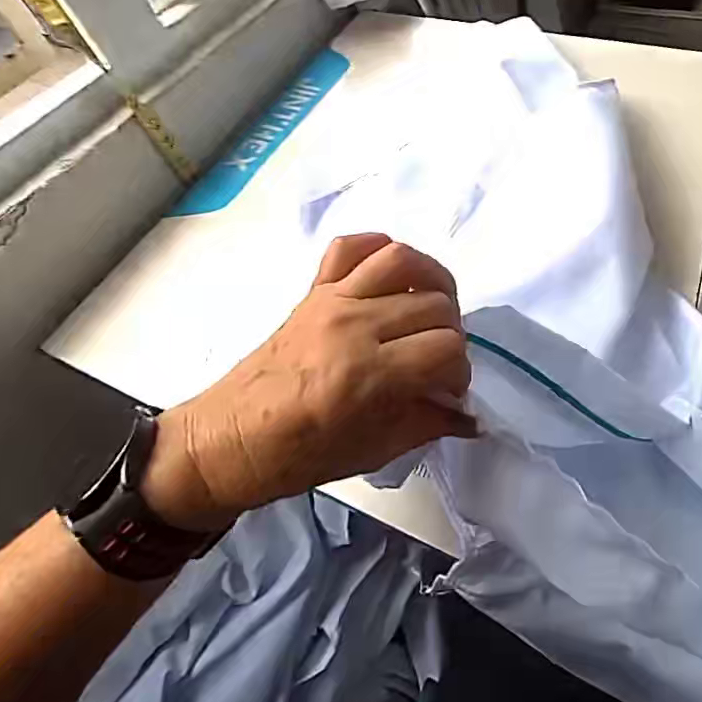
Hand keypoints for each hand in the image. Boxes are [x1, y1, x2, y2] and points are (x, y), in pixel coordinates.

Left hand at [143, 234, 478, 531]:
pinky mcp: (312, 291)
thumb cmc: (298, 456)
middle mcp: (353, 325)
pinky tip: (390, 276)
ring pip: (401, 260)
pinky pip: (349, 246)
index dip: (459, 373)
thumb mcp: (372, 451)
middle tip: (437, 363)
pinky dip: (377, 248)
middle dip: (450, 336)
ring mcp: (330, 300)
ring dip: (431, 281)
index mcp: (369, 373)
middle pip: (434, 305)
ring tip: (431, 311)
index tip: (447, 392)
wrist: (233, 437)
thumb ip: (427, 424)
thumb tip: (469, 414)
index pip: (447, 349)